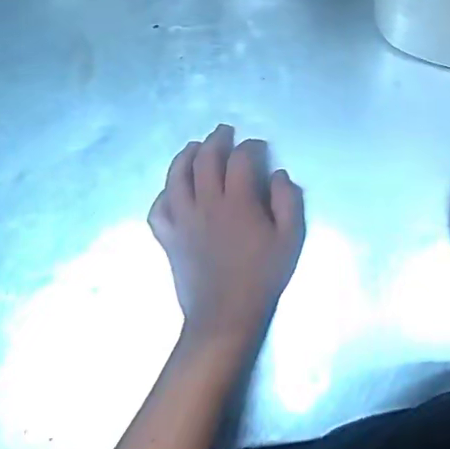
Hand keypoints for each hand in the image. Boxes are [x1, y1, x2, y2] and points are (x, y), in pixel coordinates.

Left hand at [148, 125, 303, 350]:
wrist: (225, 316)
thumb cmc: (263, 277)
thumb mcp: (290, 239)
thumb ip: (288, 201)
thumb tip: (278, 174)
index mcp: (237, 201)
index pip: (240, 159)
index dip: (250, 146)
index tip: (258, 146)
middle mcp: (206, 203)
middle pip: (205, 159)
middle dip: (217, 140)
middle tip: (225, 132)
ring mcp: (182, 219)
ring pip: (176, 176)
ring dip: (186, 156)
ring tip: (195, 146)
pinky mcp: (167, 237)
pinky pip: (158, 207)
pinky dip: (164, 193)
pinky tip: (173, 189)